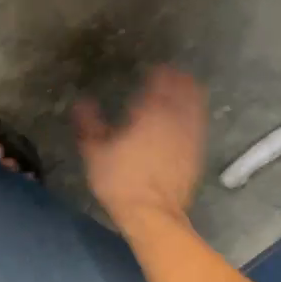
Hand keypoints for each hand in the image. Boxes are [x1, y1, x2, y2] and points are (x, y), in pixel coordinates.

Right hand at [73, 65, 208, 231]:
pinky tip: (189, 118)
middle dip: (178, 80)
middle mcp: (174, 119)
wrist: (152, 213)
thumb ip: (89, 124)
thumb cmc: (120, 181)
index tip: (155, 68)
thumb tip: (81, 102)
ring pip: (195, 106)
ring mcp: (190, 137)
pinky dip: (195, 116)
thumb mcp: (94, 152)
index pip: (159, 83)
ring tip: (185, 89)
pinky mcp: (197, 154)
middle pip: (183, 90)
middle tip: (172, 74)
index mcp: (149, 113)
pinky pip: (199, 126)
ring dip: (191, 95)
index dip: (159, 72)